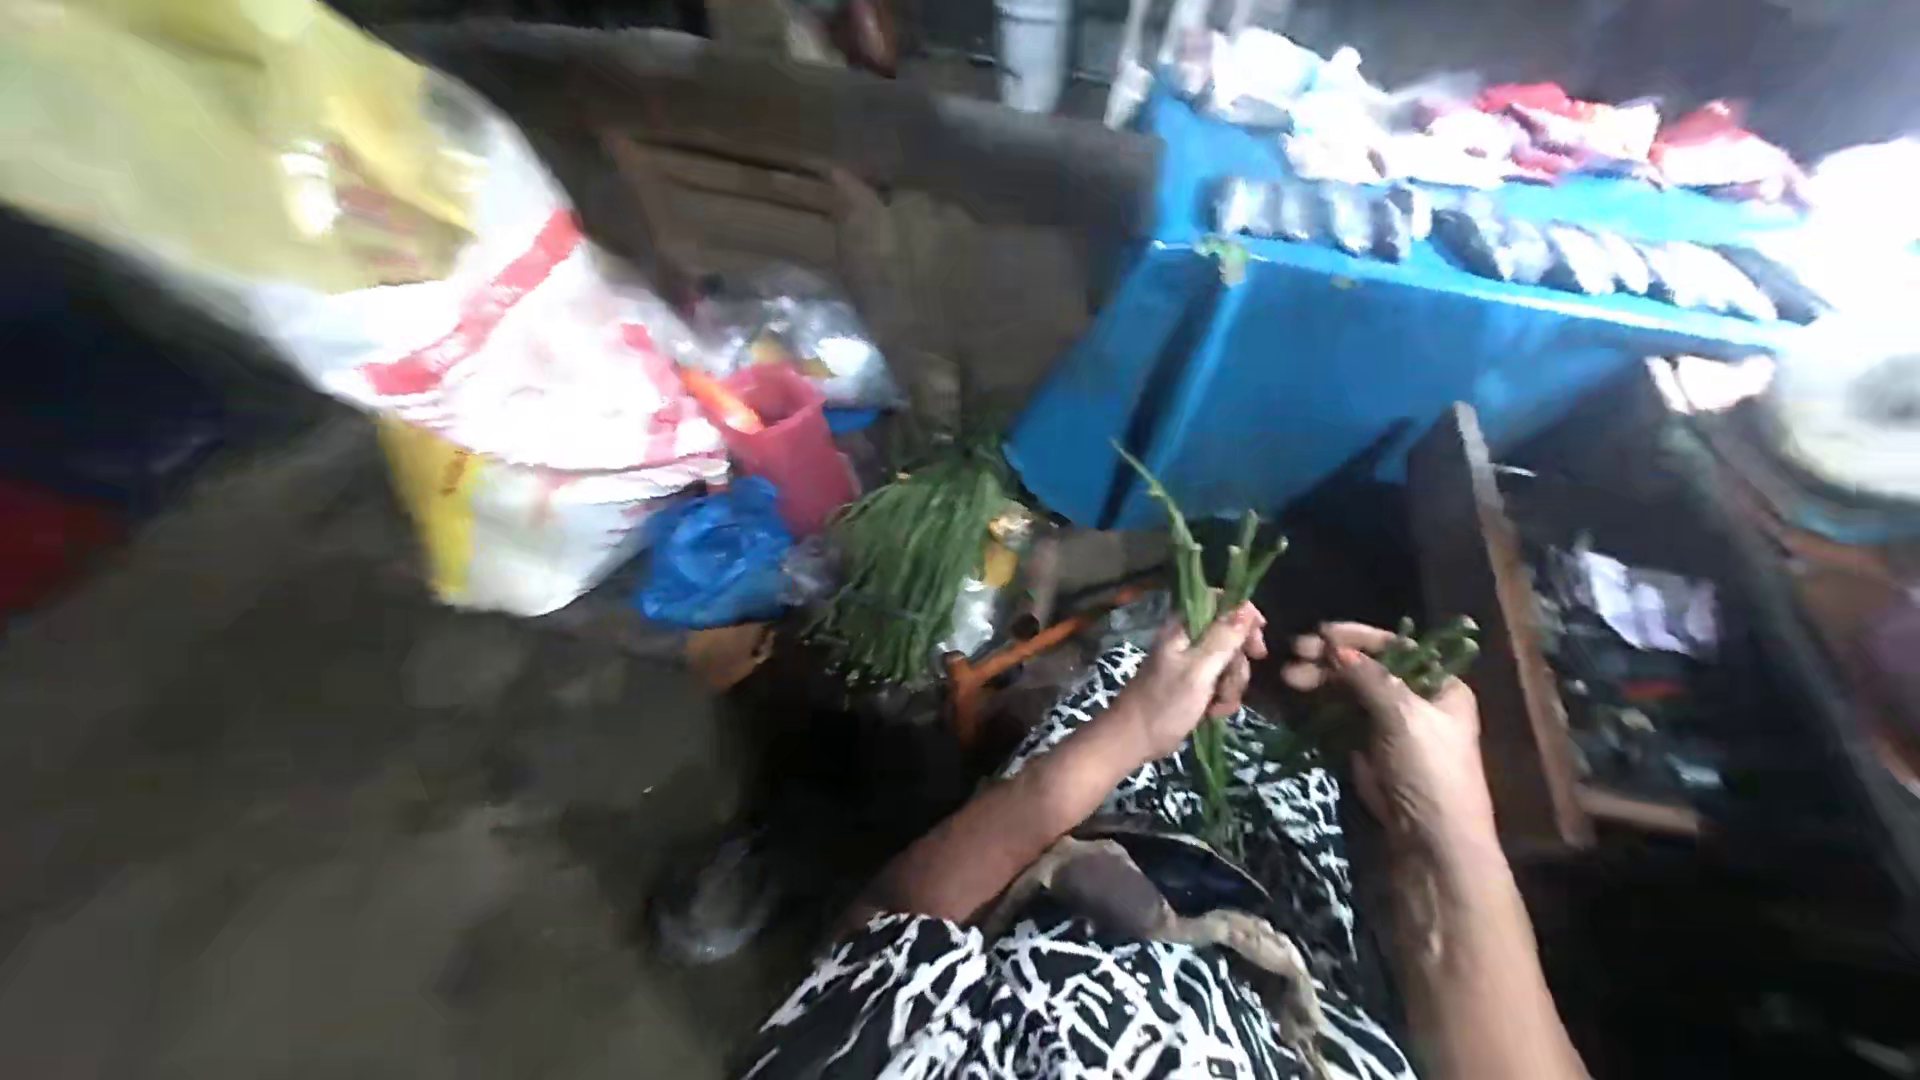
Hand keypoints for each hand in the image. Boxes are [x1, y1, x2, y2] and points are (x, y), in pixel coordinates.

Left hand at [1106, 602, 1267, 763]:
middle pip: (1230, 635)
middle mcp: (1187, 639)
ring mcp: (1190, 662)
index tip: (1257, 639)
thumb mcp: (1199, 670)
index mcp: (1182, 627)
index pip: (1218, 601)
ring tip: (1217, 704)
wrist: (1135, 739)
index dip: (1241, 615)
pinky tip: (1213, 713)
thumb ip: (1222, 639)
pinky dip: (1222, 698)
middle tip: (1233, 681)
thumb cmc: (1164, 703)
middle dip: (1238, 661)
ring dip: (1231, 686)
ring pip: (1229, 662)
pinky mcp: (1193, 684)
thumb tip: (1245, 608)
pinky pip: (1221, 683)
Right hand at [1282, 623, 1497, 853]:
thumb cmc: (1428, 769)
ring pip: (1346, 684)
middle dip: (1329, 656)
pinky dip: (1317, 697)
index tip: (1322, 633)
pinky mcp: (1364, 737)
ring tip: (1289, 677)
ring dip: (1318, 676)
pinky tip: (1297, 691)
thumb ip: (1368, 677)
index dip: (1358, 636)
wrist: (1428, 836)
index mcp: (1439, 685)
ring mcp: (1387, 717)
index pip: (1396, 646)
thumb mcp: (1403, 716)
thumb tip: (1334, 646)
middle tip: (1295, 651)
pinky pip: (1337, 707)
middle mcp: (1413, 695)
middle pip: (1366, 663)